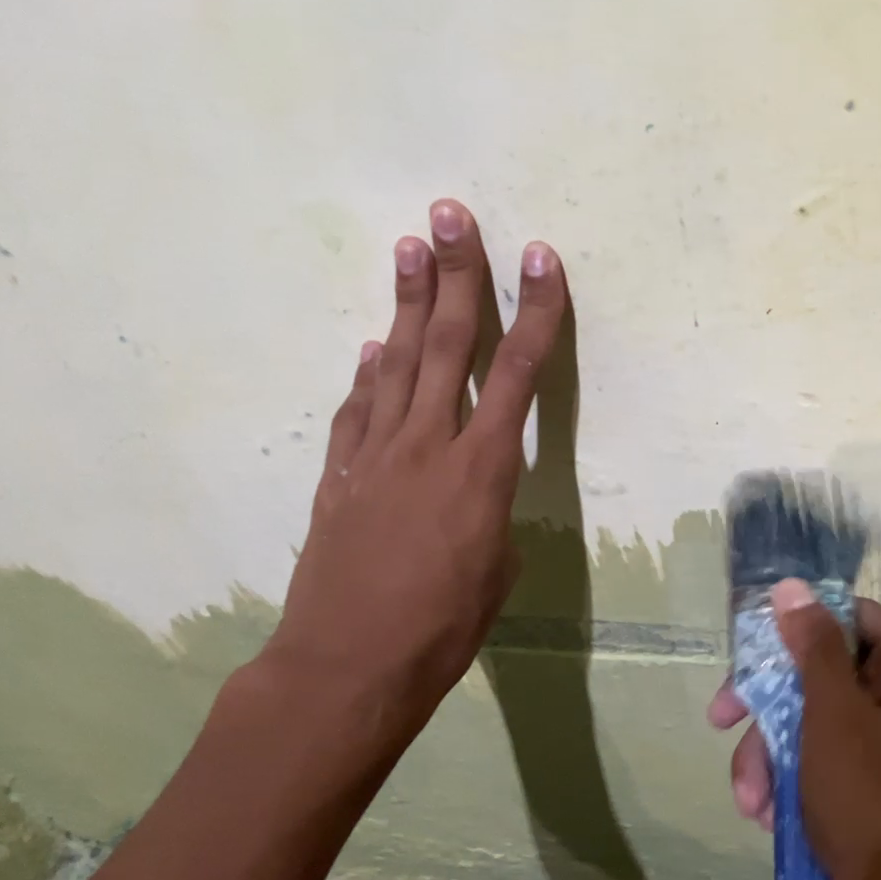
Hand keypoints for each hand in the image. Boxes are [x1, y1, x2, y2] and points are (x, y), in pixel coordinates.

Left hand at [256, 199, 567, 747]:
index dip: (534, 313)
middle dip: (455, 275)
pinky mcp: (339, 477)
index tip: (540, 259)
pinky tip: (374, 345)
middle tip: (452, 213)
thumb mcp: (498, 570)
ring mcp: (375, 456)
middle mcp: (427, 446)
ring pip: (396, 363)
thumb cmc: (444, 629)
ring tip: (410, 248)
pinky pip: (357, 410)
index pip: (517, 375)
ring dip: (407, 303)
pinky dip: (368, 373)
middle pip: (446, 345)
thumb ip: (493, 511)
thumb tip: (481, 487)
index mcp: (482, 471)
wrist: (348, 665)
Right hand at [708, 581, 880, 879]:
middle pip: (819, 671)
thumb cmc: (866, 797)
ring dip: (770, 755)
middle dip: (767, 706)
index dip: (794, 626)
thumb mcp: (831, 714)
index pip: (846, 616)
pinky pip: (821, 760)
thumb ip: (813, 646)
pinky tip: (769, 815)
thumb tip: (792, 587)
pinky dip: (792, 781)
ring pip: (811, 721)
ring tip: (751, 800)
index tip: (749, 651)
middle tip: (722, 722)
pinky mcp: (872, 781)